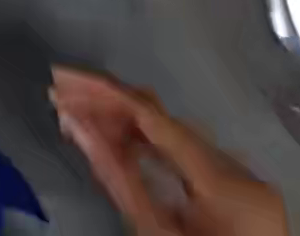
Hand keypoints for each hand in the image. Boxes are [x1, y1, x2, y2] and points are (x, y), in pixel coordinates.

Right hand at [51, 67, 288, 235]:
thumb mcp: (156, 234)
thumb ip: (116, 176)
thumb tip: (74, 120)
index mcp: (223, 178)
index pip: (151, 114)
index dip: (101, 91)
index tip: (59, 79)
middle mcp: (236, 165)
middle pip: (159, 117)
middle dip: (106, 103)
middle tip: (59, 96)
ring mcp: (240, 176)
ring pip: (169, 131)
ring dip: (121, 121)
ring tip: (76, 117)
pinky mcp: (234, 188)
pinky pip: (183, 152)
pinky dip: (145, 144)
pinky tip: (114, 141)